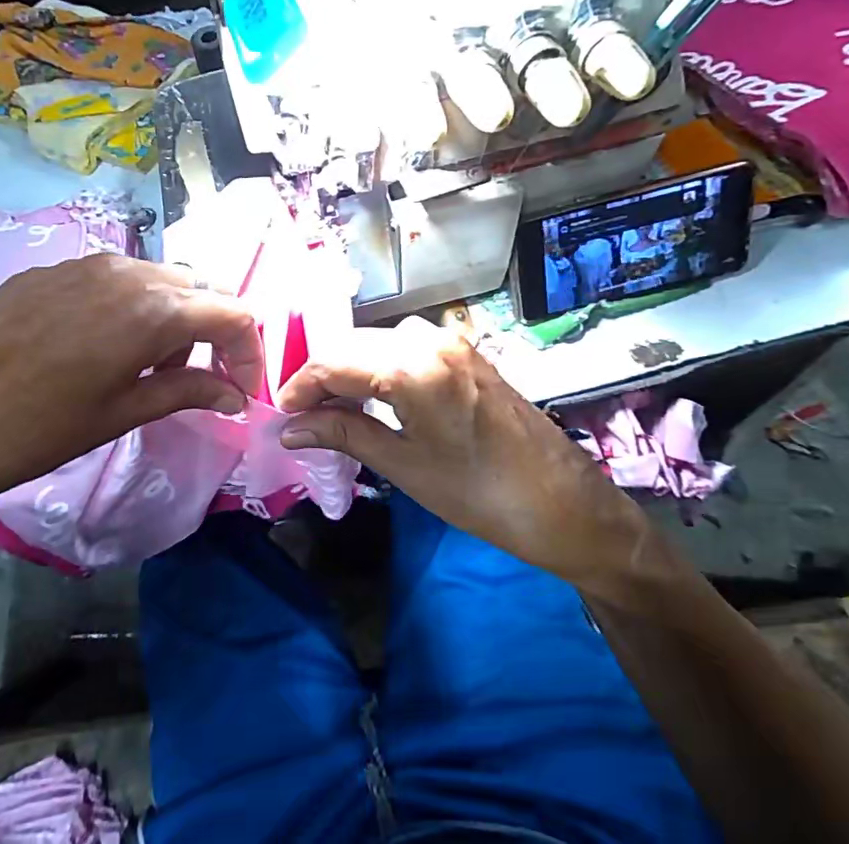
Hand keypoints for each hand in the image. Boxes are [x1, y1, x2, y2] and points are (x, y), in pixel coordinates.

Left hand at [0, 254, 263, 559]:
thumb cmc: (31, 429)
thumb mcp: (119, 414)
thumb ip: (185, 393)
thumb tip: (233, 397)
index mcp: (153, 306)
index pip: (233, 313)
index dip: (249, 353)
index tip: (241, 392)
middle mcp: (125, 270)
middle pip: (196, 289)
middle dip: (211, 334)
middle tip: (198, 383)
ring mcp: (82, 265)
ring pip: (154, 282)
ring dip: (171, 321)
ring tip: (150, 373)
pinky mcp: (47, 272)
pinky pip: (112, 282)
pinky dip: (130, 311)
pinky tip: (103, 353)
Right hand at [275, 317, 647, 587]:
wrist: (567, 507)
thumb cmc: (481, 494)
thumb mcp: (404, 466)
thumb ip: (343, 434)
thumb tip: (291, 429)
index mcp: (413, 366)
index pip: (332, 362)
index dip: (300, 388)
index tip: (281, 416)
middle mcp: (430, 341)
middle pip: (352, 345)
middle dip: (320, 378)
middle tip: (300, 418)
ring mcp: (452, 344)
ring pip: (377, 345)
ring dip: (348, 373)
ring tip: (329, 413)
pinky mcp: (465, 355)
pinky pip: (404, 351)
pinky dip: (377, 371)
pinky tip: (368, 400)